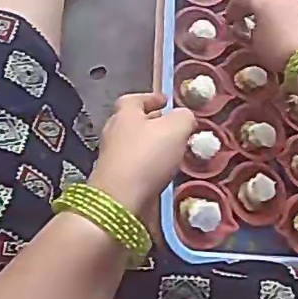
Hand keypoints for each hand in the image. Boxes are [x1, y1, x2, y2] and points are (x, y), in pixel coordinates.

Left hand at [87, 93, 196, 218]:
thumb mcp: (175, 128)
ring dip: (151, 145)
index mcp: (125, 114)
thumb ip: (184, 117)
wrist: (120, 200)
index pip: (134, 99)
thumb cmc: (147, 156)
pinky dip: (148, 165)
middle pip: (133, 122)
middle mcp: (114, 132)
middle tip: (172, 127)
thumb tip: (185, 117)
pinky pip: (135, 166)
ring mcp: (112, 157)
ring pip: (134, 144)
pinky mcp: (115, 180)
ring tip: (172, 150)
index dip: (151, 98)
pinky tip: (163, 172)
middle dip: (152, 122)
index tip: (165, 102)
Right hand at [228, 0, 297, 72]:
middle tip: (252, 20)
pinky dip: (287, 16)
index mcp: (264, 0)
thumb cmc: (278, 51)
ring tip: (270, 27)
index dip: (233, 8)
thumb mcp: (254, 45)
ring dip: (274, 9)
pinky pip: (294, 10)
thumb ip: (247, 33)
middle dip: (257, 4)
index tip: (230, 21)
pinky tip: (286, 32)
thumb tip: (246, 30)